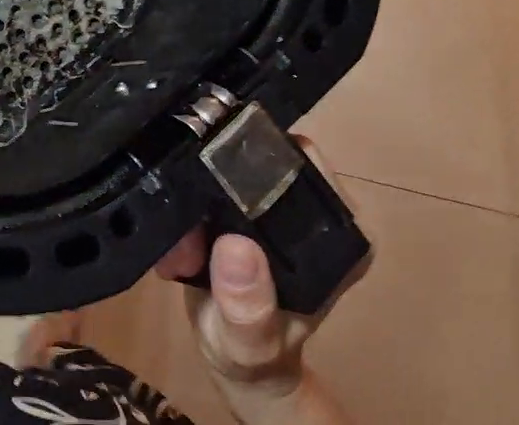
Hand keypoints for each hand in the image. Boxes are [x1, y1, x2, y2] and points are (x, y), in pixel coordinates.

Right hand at [154, 140, 367, 422]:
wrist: (237, 364)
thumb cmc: (253, 355)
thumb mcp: (251, 341)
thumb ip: (248, 306)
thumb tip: (238, 247)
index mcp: (340, 231)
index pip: (300, 161)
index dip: (253, 159)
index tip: (209, 183)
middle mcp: (315, 209)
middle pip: (258, 154)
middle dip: (212, 175)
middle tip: (184, 222)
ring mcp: (282, 205)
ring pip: (228, 164)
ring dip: (193, 190)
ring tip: (180, 241)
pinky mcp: (251, 207)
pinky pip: (212, 183)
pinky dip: (188, 203)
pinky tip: (178, 240)